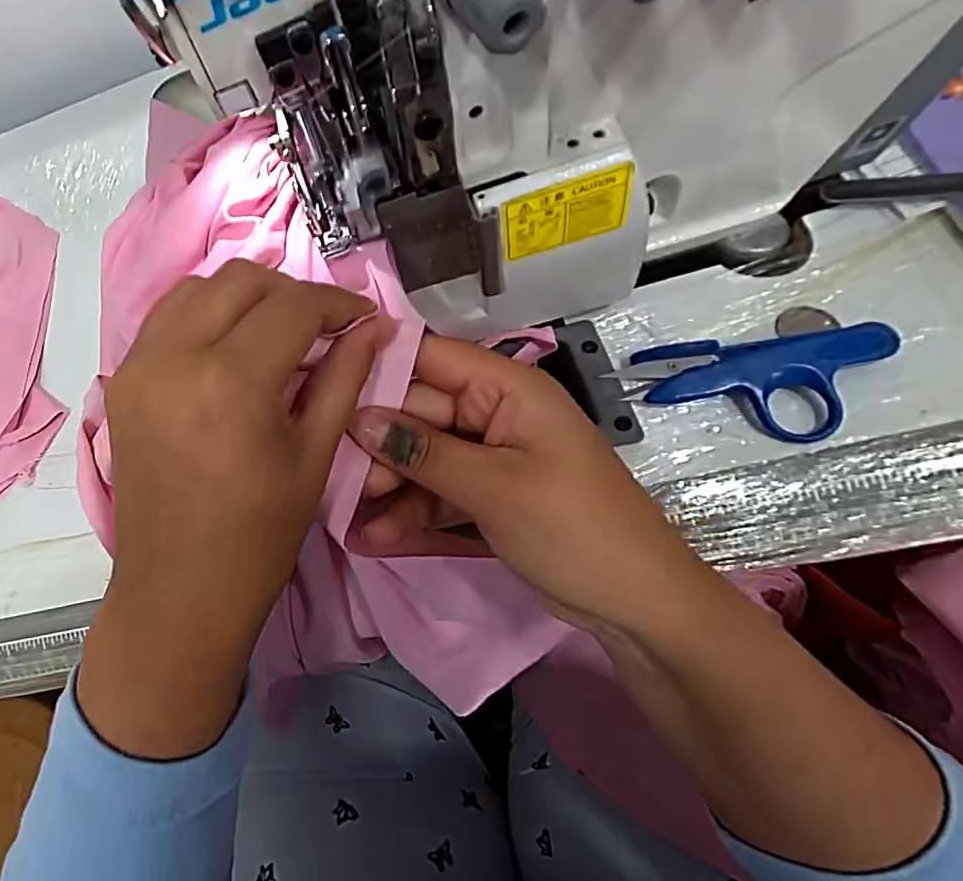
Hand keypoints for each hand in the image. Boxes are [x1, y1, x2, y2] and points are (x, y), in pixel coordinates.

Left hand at [77, 260, 391, 758]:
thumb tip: (377, 325)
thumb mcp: (315, 454)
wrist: (178, 593)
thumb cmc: (259, 537)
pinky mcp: (122, 379)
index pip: (294, 306)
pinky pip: (168, 316)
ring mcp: (138, 365)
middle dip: (294, 293)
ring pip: (199, 286)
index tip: (365, 318)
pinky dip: (207, 312)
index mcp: (230, 382)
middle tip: (323, 328)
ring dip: (248, 296)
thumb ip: (345, 376)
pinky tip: (233, 345)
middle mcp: (175, 357)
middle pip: (244, 279)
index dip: (339, 304)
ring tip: (278, 332)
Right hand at [349, 336, 945, 871]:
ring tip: (343, 512)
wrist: (637, 605)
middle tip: (330, 471)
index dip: (379, 368)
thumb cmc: (573, 527)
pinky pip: (440, 491)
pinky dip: (413, 512)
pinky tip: (373, 537)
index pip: (430, 358)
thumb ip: (423, 452)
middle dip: (378, 443)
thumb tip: (359, 420)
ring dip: (389, 484)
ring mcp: (491, 456)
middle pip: (420, 413)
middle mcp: (495, 412)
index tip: (325, 384)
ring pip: (424, 456)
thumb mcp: (494, 486)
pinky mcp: (489, 495)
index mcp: (507, 388)